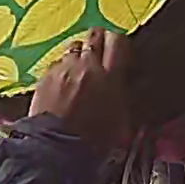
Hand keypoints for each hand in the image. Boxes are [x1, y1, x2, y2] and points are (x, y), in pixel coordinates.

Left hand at [30, 28, 132, 150]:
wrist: (55, 147)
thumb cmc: (95, 139)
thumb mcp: (122, 120)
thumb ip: (127, 96)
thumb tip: (138, 84)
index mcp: (110, 76)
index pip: (118, 41)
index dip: (119, 42)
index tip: (120, 51)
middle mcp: (87, 66)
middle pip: (94, 35)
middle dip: (99, 41)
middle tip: (101, 54)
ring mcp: (64, 69)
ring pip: (74, 47)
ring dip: (80, 54)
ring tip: (81, 69)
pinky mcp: (45, 76)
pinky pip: (57, 62)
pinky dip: (63, 68)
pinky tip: (64, 82)